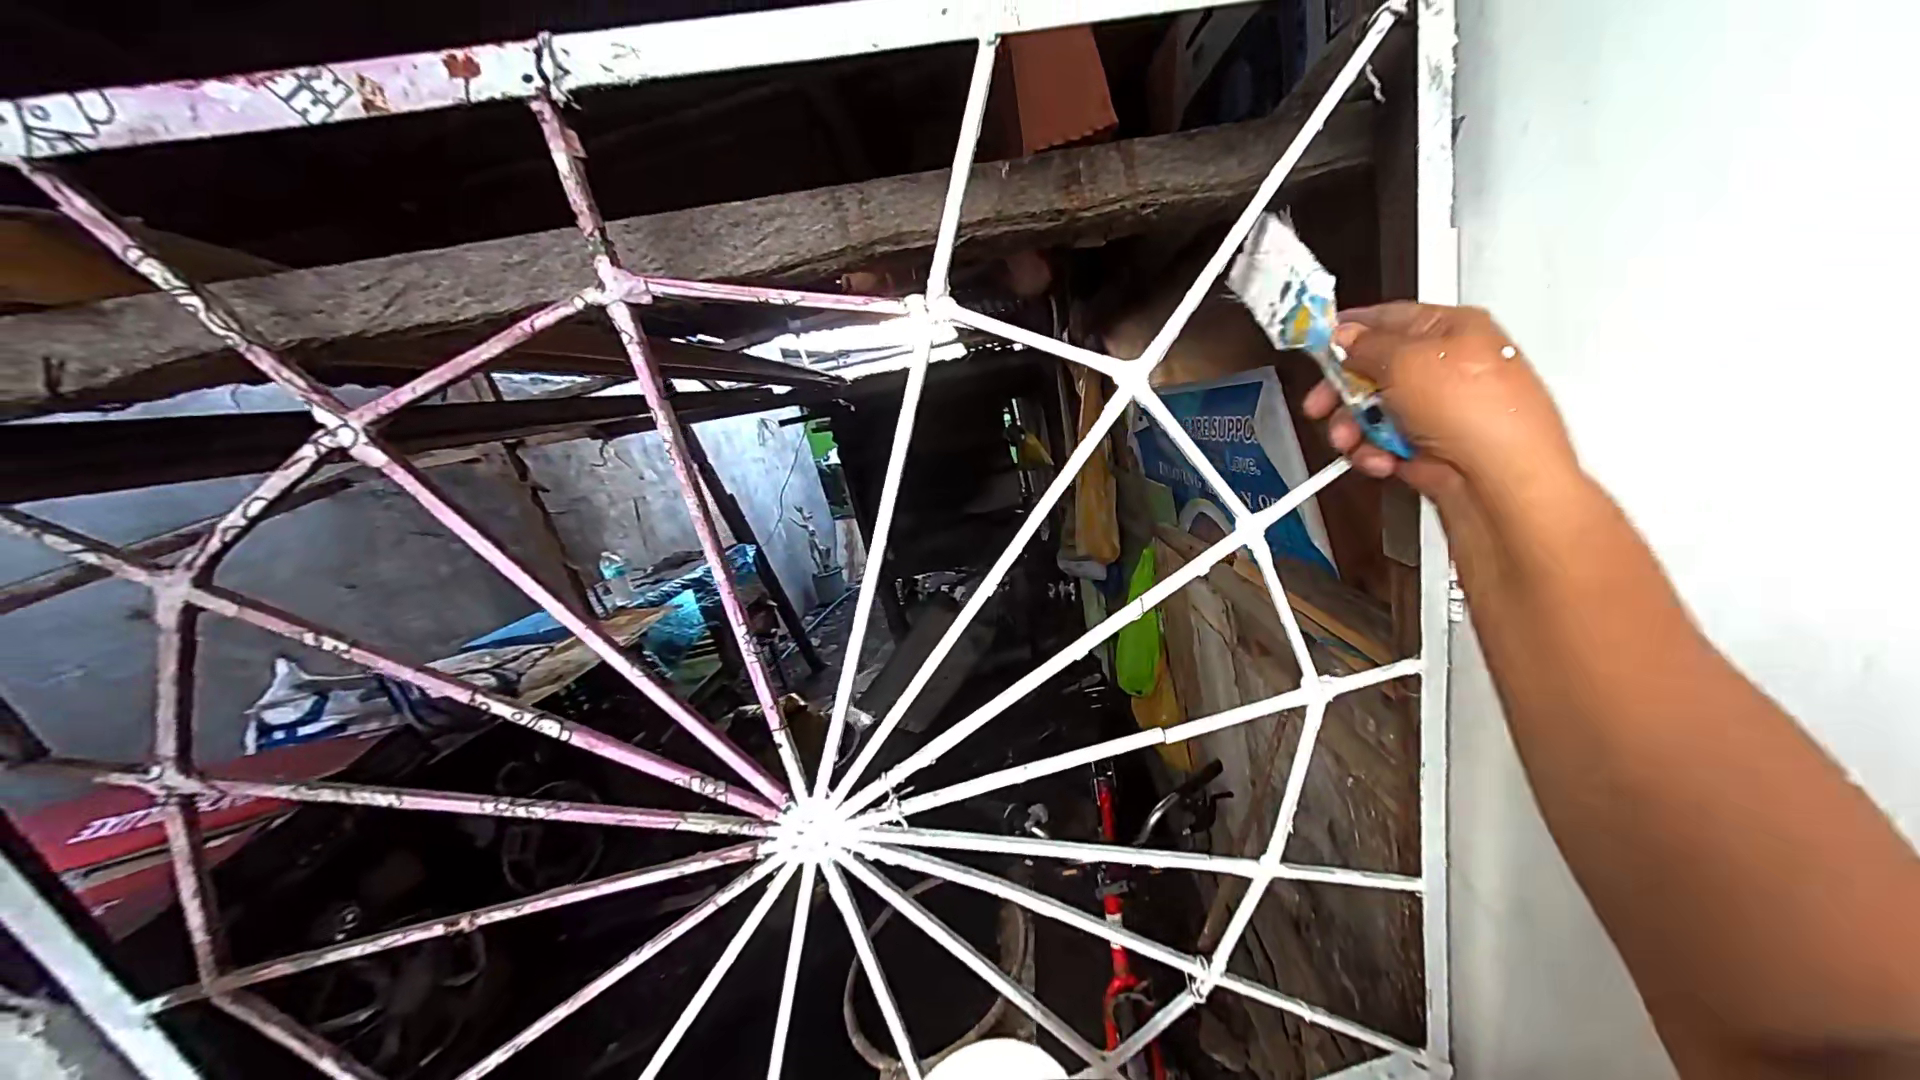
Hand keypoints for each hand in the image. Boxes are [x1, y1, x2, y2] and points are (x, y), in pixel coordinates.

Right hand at [1302, 302, 1578, 503]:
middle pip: (1370, 372)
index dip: (1347, 332)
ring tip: (1355, 439)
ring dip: (1353, 428)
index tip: (1315, 346)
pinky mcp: (1426, 445)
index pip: (1386, 319)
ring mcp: (1435, 409)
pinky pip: (1379, 443)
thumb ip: (1365, 345)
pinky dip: (1373, 453)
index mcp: (1450, 330)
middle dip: (1341, 393)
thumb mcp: (1406, 361)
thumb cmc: (1478, 413)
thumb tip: (1344, 338)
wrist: (1498, 480)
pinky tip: (1383, 457)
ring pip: (1369, 412)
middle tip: (1322, 403)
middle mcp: (1445, 367)